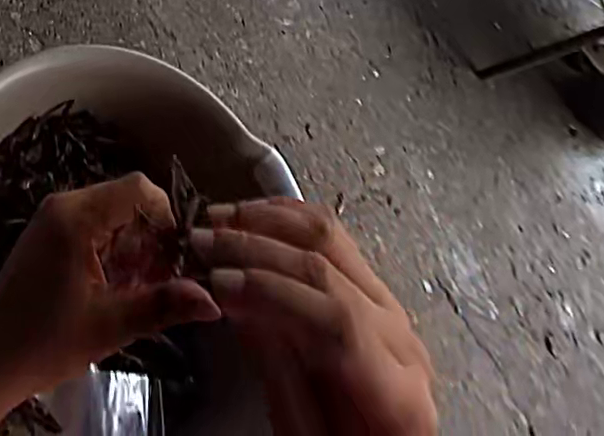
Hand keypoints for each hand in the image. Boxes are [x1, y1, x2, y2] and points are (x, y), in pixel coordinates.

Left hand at [0, 175, 219, 435]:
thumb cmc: (44, 343)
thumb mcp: (109, 325)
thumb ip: (162, 305)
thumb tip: (212, 300)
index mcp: (77, 217)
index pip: (138, 189)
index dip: (165, 215)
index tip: (175, 254)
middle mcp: (65, 203)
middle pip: (128, 198)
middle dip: (150, 234)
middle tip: (157, 276)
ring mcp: (54, 214)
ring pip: (114, 210)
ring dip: (133, 242)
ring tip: (135, 285)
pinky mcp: (49, 228)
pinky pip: (95, 220)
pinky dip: (113, 245)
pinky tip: (114, 282)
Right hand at [193, 199, 435, 434]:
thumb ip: (278, 372)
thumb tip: (237, 301)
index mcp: (395, 392)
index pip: (333, 319)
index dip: (272, 291)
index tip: (218, 282)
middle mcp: (399, 335)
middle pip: (326, 266)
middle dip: (256, 246)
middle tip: (204, 242)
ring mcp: (388, 303)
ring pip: (328, 235)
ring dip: (266, 219)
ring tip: (219, 218)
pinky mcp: (371, 287)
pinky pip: (331, 234)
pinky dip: (287, 216)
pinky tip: (254, 212)